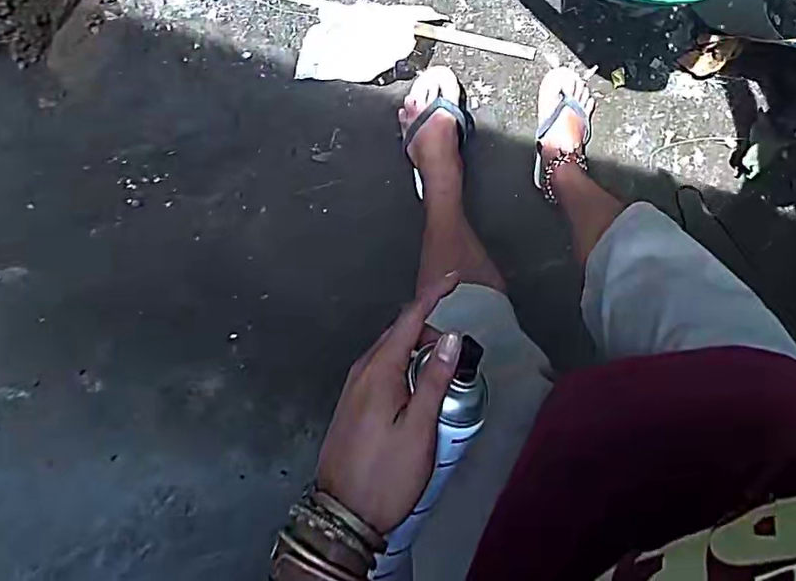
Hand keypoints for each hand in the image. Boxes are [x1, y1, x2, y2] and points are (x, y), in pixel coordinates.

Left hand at [314, 273, 464, 533]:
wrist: (341, 518)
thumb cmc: (384, 476)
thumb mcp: (419, 428)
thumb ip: (435, 378)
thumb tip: (450, 337)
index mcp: (379, 369)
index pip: (410, 317)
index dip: (434, 294)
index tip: (452, 277)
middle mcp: (363, 369)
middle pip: (401, 332)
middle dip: (431, 332)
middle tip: (454, 359)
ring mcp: (355, 384)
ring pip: (392, 350)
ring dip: (418, 351)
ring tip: (439, 378)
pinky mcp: (354, 400)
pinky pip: (383, 366)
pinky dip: (404, 365)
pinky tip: (416, 390)